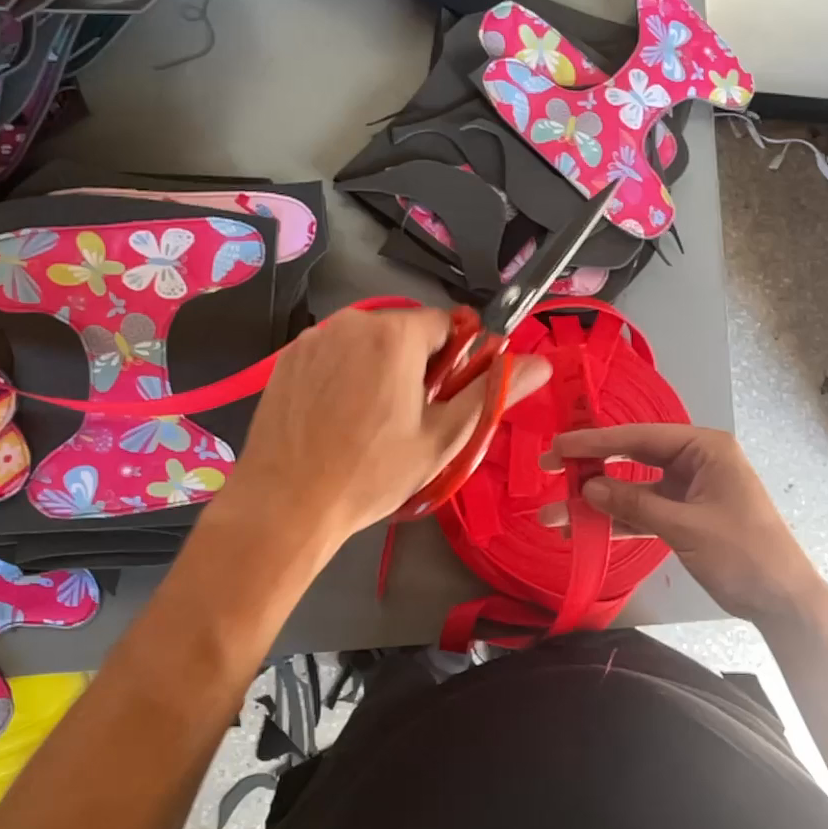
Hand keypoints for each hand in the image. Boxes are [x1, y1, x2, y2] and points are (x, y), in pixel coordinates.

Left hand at [216, 307, 550, 545]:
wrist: (286, 506)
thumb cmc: (372, 473)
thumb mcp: (443, 437)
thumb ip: (492, 392)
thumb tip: (541, 362)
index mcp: (394, 334)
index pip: (448, 325)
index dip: (456, 363)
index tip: (444, 402)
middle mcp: (351, 322)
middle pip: (406, 332)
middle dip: (418, 367)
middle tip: (409, 421)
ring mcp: (312, 338)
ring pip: (369, 345)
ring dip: (381, 372)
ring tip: (371, 425)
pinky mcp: (286, 360)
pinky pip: (335, 356)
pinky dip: (346, 379)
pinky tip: (338, 421)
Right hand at [540, 424, 827, 626]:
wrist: (781, 599)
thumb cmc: (744, 553)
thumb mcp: (687, 526)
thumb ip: (635, 504)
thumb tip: (588, 488)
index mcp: (706, 449)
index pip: (641, 437)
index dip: (596, 441)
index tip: (558, 445)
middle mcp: (696, 462)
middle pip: (633, 458)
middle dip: (591, 467)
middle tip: (548, 469)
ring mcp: (690, 490)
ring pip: (634, 489)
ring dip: (598, 503)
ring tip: (555, 514)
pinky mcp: (685, 517)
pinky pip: (644, 513)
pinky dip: (618, 522)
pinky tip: (584, 531)